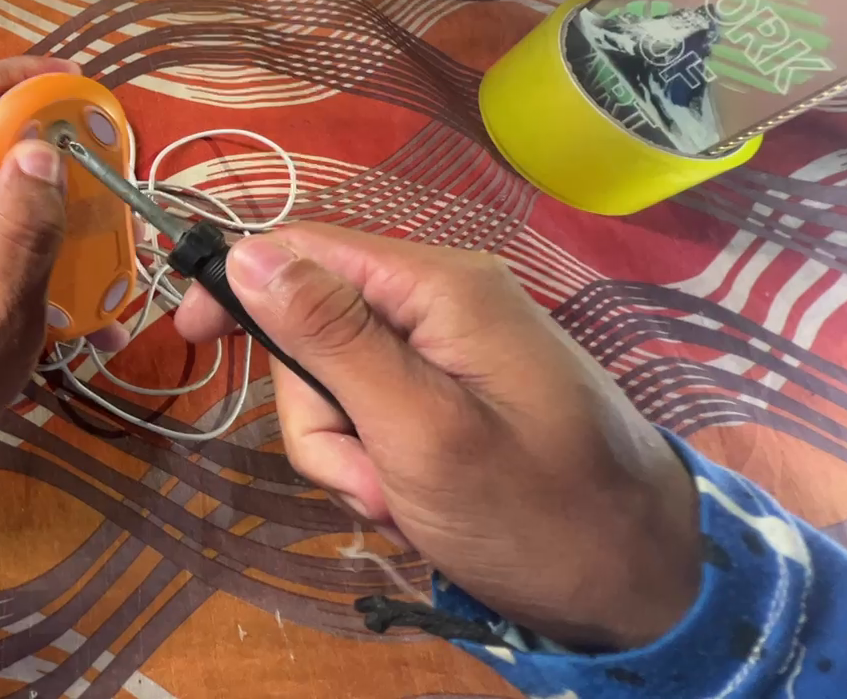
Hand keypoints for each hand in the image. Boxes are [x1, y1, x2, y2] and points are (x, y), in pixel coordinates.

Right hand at [175, 223, 701, 650]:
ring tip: (394, 497)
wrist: (656, 598)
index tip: (190, 335)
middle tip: (360, 471)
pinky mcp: (440, 385)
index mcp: (435, 285)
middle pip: (308, 324)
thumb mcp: (420, 428)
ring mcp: (439, 344)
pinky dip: (364, 455)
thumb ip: (331, 335)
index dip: (237, 283)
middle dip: (314, 408)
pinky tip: (406, 496)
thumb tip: (248, 253)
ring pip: (326, 376)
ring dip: (341, 444)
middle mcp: (434, 299)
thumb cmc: (542, 514)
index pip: (301, 247)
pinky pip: (360, 404)